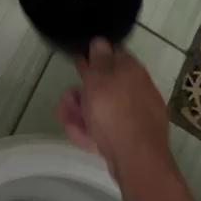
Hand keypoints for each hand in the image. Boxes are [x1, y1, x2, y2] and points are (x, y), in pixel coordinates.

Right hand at [55, 38, 171, 176]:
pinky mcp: (132, 140)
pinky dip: (90, 128)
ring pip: (104, 108)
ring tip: (63, 115)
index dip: (95, 54)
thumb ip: (98, 59)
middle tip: (65, 94)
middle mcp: (137, 90)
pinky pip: (108, 128)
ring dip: (81, 110)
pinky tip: (74, 131)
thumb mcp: (99, 78)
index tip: (79, 58)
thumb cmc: (114, 111)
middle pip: (106, 84)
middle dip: (83, 88)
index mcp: (132, 70)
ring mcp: (136, 117)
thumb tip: (101, 40)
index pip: (114, 53)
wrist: (137, 159)